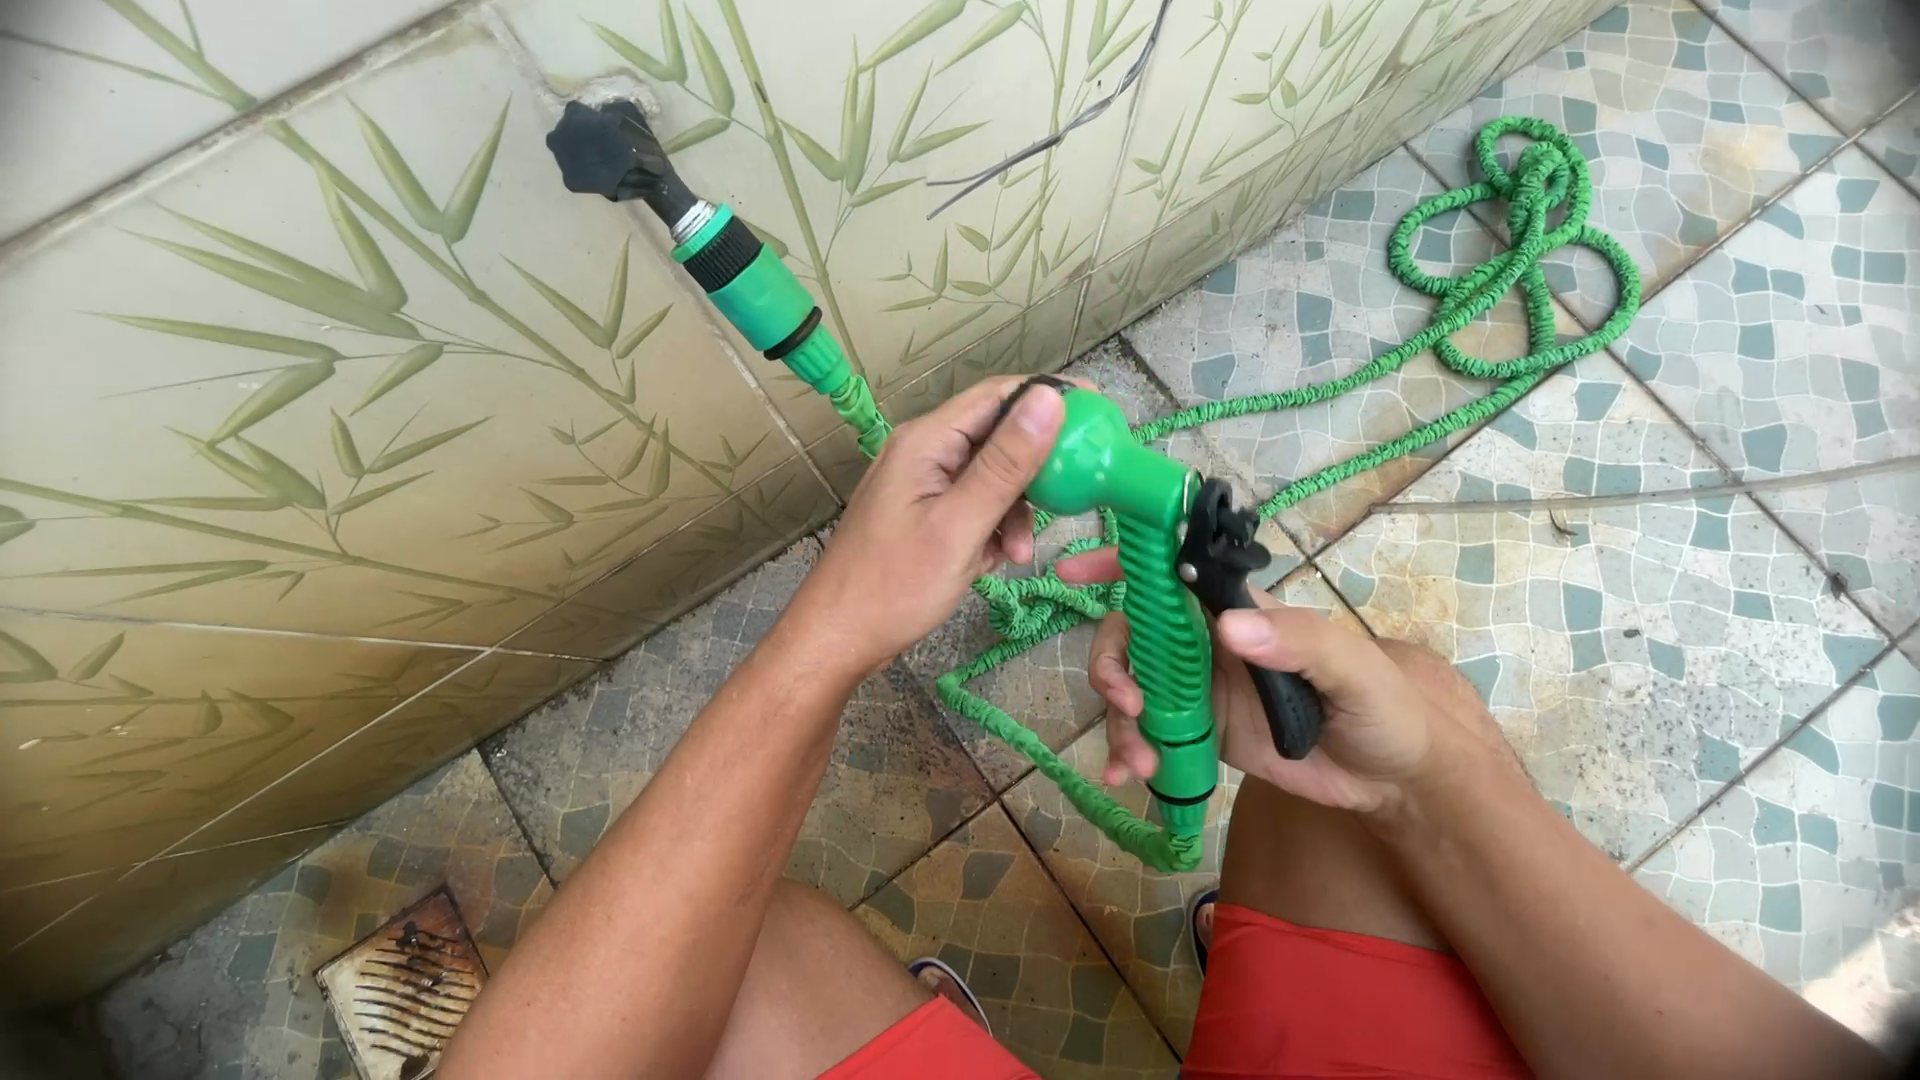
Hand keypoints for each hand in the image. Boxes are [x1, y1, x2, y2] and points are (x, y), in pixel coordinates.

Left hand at [791, 376, 1064, 678]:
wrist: (839, 637)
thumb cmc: (894, 586)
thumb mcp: (960, 525)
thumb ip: (1005, 464)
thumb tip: (1049, 399)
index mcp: (926, 441)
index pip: (998, 395)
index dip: (1050, 395)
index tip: (1099, 411)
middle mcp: (923, 452)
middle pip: (997, 436)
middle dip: (1034, 470)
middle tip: (1072, 496)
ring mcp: (922, 484)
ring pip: (990, 477)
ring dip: (1014, 511)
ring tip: (1017, 554)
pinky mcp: (925, 513)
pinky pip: (974, 505)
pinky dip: (992, 529)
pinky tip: (993, 561)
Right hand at [1058, 548, 1437, 813]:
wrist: (1394, 780)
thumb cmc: (1384, 705)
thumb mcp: (1354, 669)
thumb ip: (1299, 641)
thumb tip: (1227, 629)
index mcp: (1237, 613)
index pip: (1169, 575)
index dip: (1120, 563)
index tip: (1073, 571)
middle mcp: (1206, 645)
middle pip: (1131, 636)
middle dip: (1111, 664)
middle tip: (1128, 705)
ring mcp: (1197, 691)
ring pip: (1131, 689)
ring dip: (1119, 721)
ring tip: (1141, 763)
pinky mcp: (1197, 734)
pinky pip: (1147, 735)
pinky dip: (1126, 752)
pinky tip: (1126, 777)